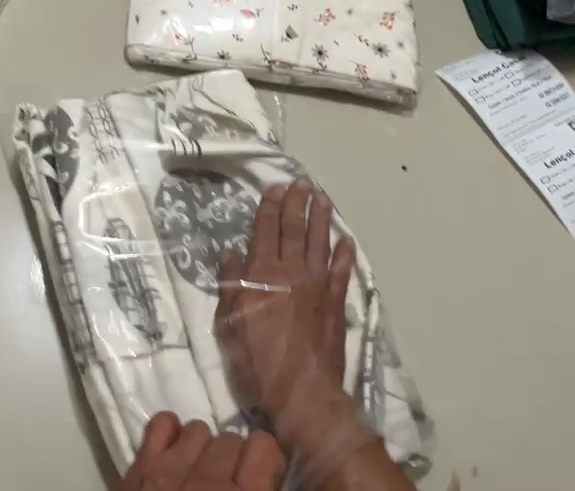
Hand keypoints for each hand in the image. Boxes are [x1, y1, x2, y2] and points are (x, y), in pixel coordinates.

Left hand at [121, 412, 285, 490]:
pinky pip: (161, 424)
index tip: (262, 476)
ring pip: (198, 429)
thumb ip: (260, 487)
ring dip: (201, 449)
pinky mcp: (139, 467)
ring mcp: (170, 470)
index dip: (266, 461)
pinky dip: (168, 435)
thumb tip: (267, 476)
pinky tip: (172, 455)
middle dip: (232, 459)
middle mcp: (210, 479)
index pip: (265, 447)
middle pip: (231, 438)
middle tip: (229, 483)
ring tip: (199, 474)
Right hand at [215, 178, 374, 469]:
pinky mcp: (335, 304)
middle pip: (294, 228)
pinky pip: (341, 272)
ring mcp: (317, 286)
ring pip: (320, 243)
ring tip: (322, 198)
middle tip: (301, 182)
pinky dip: (344, 254)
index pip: (265, 229)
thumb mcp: (228, 321)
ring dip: (321, 219)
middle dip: (296, 203)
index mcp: (262, 272)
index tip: (274, 187)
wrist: (302, 392)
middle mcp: (291, 271)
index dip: (269, 206)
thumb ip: (230, 284)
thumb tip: (232, 253)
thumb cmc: (257, 358)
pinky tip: (346, 240)